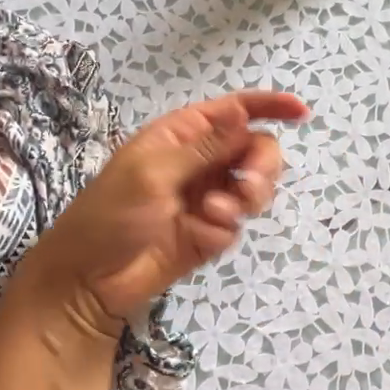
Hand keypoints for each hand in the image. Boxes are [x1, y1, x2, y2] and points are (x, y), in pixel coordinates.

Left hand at [11, 89, 309, 342]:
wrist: (88, 282)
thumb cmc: (109, 215)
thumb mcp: (152, 172)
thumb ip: (204, 146)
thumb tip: (241, 112)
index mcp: (181, 135)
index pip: (234, 110)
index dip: (269, 106)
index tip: (301, 113)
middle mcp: (199, 161)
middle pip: (255, 149)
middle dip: (263, 165)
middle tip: (252, 184)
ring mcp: (206, 197)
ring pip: (254, 186)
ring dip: (247, 197)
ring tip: (218, 213)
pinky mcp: (209, 232)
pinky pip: (237, 222)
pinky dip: (225, 227)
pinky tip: (199, 236)